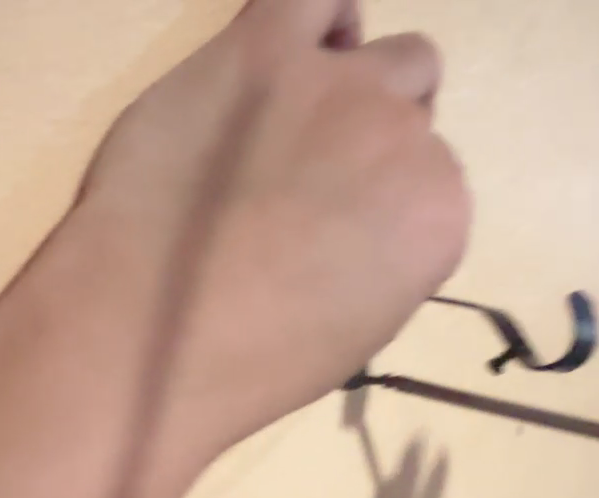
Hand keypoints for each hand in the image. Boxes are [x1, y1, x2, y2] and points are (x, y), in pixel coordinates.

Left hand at [69, 0, 470, 453]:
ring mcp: (342, 84)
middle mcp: (409, 140)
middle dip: (376, 149)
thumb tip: (366, 227)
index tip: (343, 241)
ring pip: (390, 56)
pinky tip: (282, 57)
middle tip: (316, 189)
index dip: (385, 215)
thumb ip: (386, 260)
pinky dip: (311, 20)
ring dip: (357, 88)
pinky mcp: (263, 48)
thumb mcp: (358, 331)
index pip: (432, 193)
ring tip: (299, 129)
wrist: (158, 334)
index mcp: (441, 221)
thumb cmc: (257, 361)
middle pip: (413, 120)